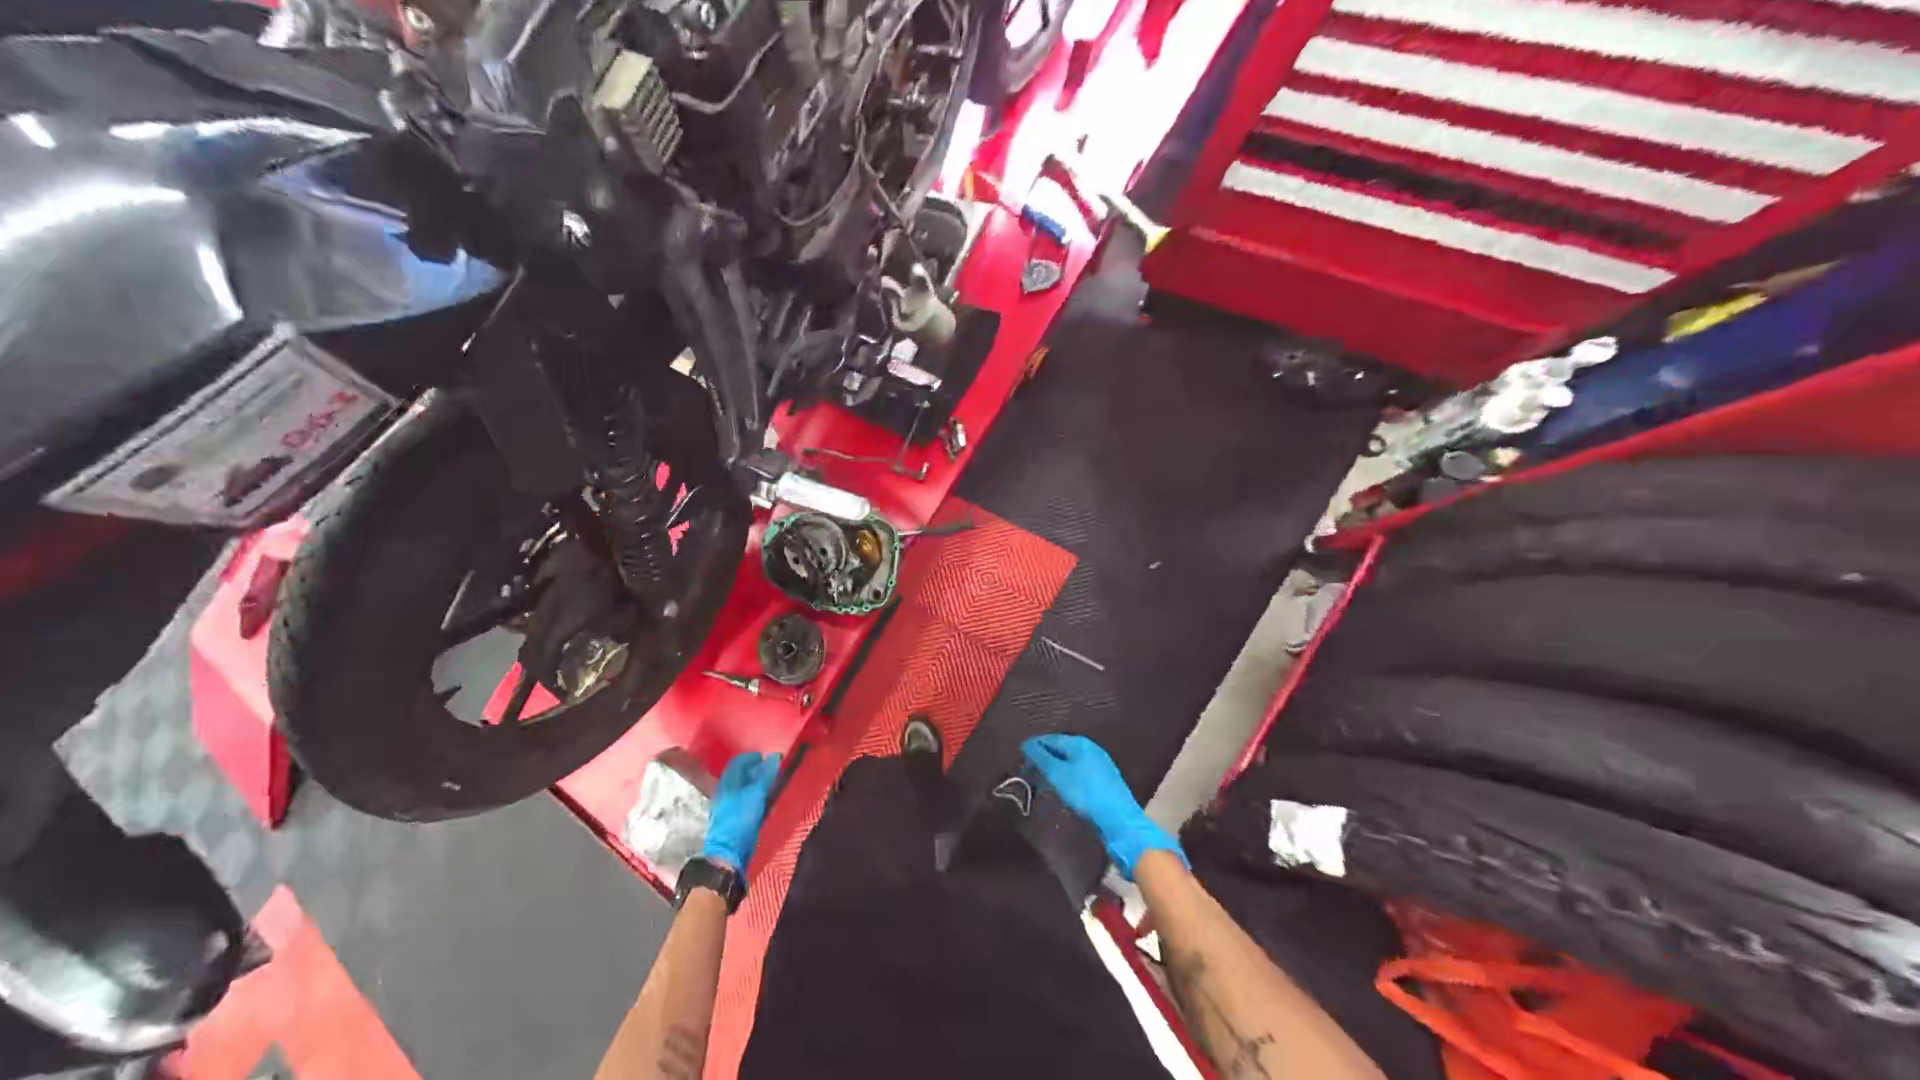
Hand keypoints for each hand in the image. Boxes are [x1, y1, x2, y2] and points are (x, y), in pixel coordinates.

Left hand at [702, 752, 781, 871]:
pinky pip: (745, 800)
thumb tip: (774, 757)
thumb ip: (765, 775)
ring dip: (757, 783)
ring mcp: (727, 806)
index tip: (769, 758)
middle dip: (757, 770)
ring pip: (743, 787)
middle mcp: (724, 792)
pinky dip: (755, 796)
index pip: (738, 761)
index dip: (753, 757)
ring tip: (772, 785)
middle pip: (741, 774)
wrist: (728, 854)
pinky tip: (765, 801)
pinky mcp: (733, 819)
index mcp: (727, 783)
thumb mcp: (756, 795)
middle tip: (774, 770)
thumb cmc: (741, 820)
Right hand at [1021, 734, 1183, 879]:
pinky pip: (1078, 772)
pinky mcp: (1103, 780)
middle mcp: (1090, 749)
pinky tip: (1061, 789)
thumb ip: (1040, 757)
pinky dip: (1066, 778)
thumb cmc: (1084, 793)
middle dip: (1043, 759)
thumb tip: (1027, 743)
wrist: (1118, 819)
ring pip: (1069, 762)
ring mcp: (1099, 764)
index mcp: (1079, 743)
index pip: (1049, 739)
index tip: (1020, 759)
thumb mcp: (1057, 774)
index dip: (1033, 747)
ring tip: (1041, 782)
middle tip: (1028, 772)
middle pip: (1060, 749)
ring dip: (1054, 770)